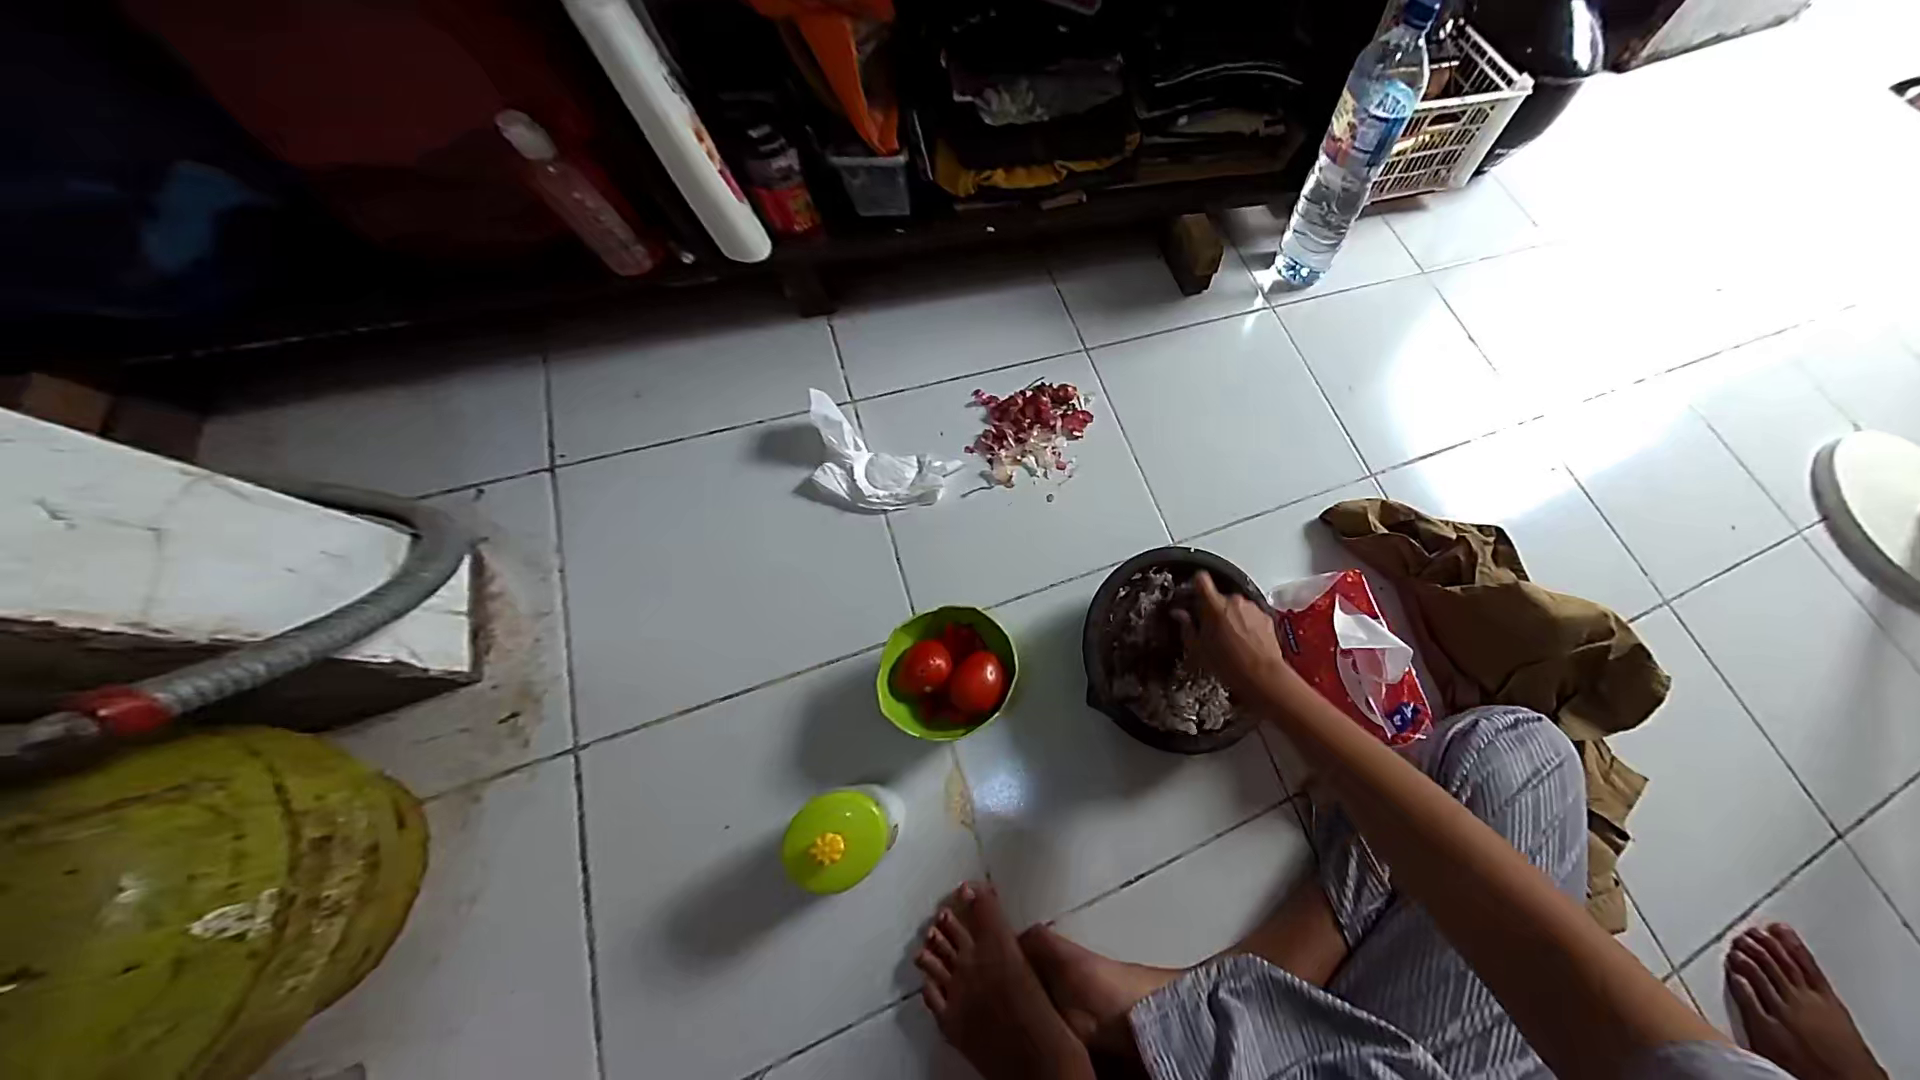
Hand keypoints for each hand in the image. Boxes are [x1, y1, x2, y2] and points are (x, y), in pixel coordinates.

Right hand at [1173, 571, 1293, 699]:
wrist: (1261, 675)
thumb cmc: (1228, 664)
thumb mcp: (1197, 647)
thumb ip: (1186, 626)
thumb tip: (1179, 615)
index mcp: (1213, 605)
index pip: (1201, 579)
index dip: (1197, 584)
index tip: (1195, 593)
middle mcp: (1234, 601)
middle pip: (1219, 597)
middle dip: (1215, 610)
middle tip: (1212, 630)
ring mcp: (1252, 608)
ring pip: (1236, 606)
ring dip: (1232, 617)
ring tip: (1230, 639)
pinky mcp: (1265, 617)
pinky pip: (1251, 615)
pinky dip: (1247, 624)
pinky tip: (1244, 642)